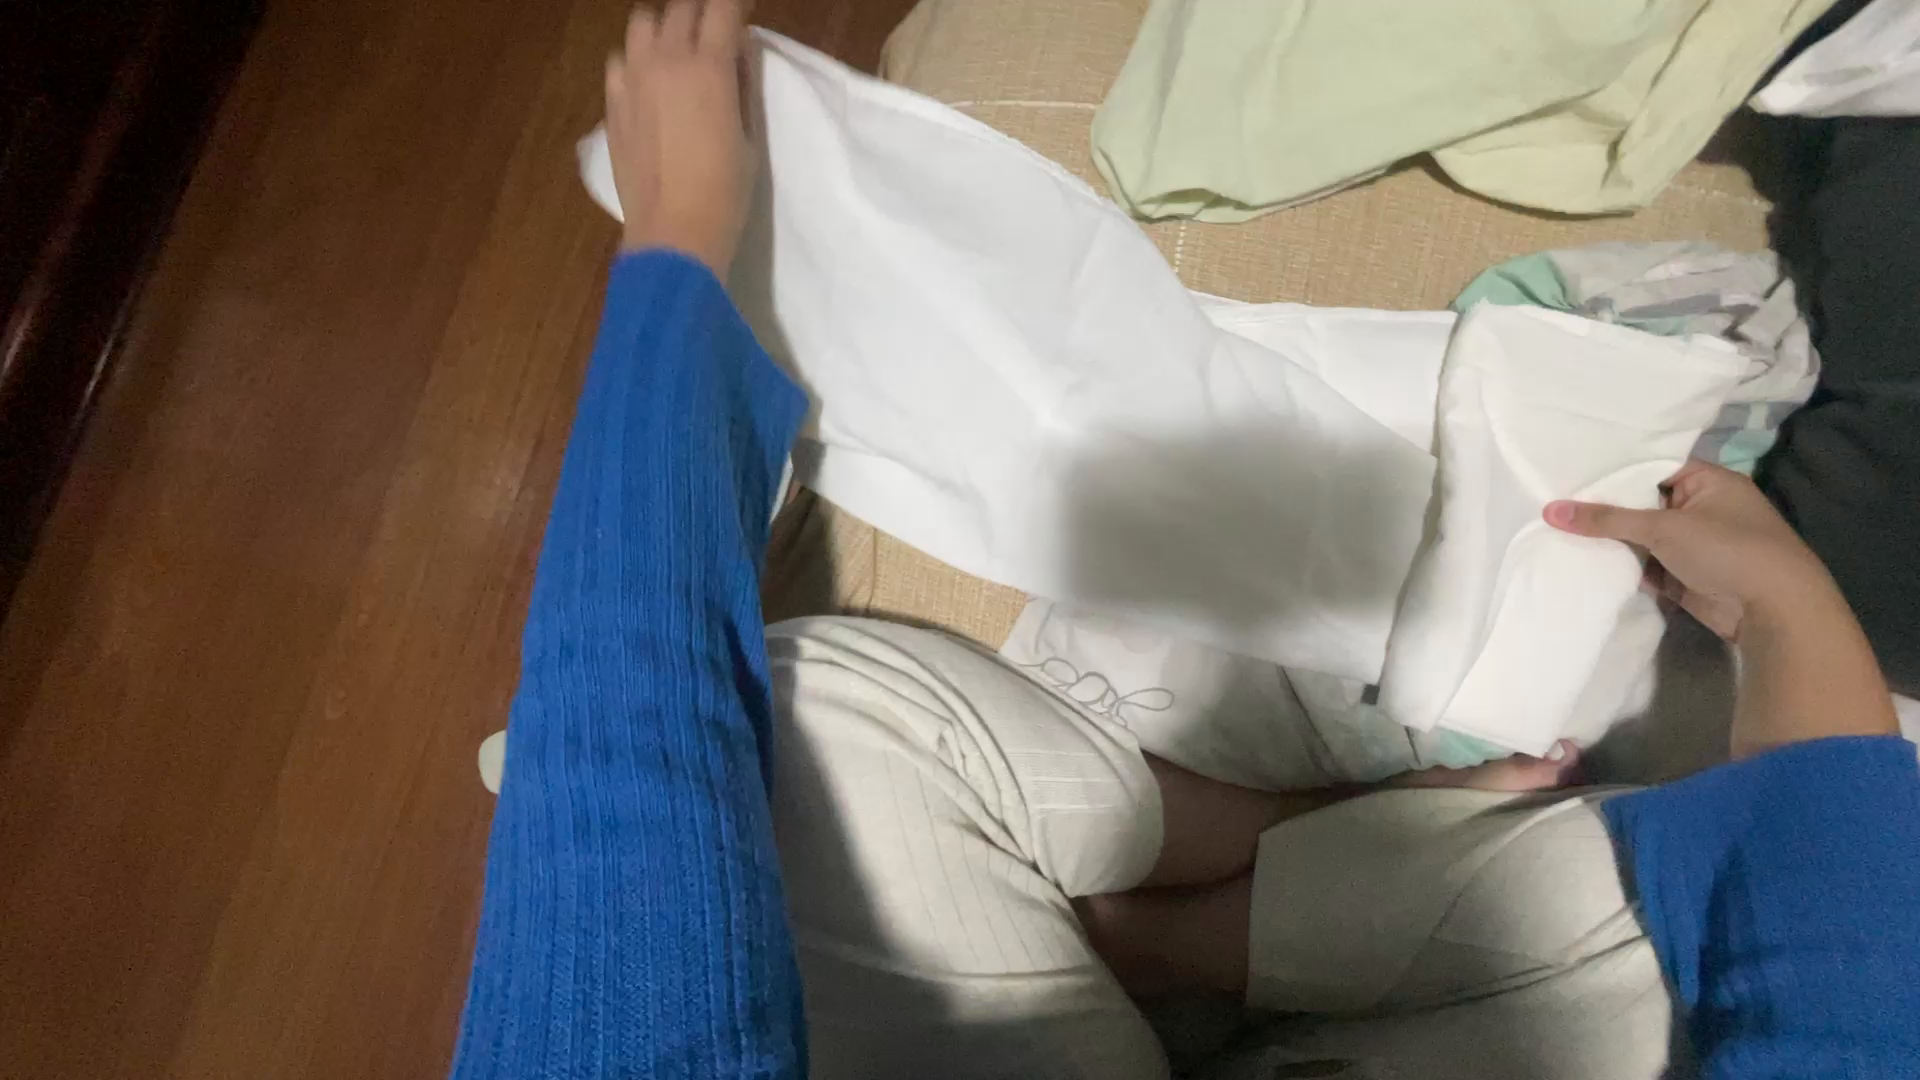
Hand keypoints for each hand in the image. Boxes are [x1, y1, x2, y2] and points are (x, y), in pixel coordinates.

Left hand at [604, 0, 752, 272]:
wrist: (674, 234)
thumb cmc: (725, 196)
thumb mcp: (750, 144)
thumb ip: (743, 90)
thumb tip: (739, 56)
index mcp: (708, 68)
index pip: (722, 10)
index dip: (737, 6)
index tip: (746, 12)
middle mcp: (665, 59)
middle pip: (681, 7)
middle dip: (703, 12)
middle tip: (718, 31)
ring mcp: (633, 78)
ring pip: (644, 22)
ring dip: (666, 25)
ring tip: (680, 48)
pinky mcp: (614, 102)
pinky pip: (622, 58)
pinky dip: (639, 57)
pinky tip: (651, 80)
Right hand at [1543, 460, 1835, 640]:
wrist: (1770, 611)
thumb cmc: (1728, 551)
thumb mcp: (1663, 528)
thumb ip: (1605, 519)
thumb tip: (1549, 510)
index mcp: (1709, 483)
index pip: (1651, 467)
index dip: (1613, 469)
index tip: (1569, 471)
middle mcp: (1699, 508)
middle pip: (1638, 501)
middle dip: (1601, 505)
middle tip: (1553, 499)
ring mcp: (1689, 541)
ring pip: (1635, 532)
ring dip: (1605, 535)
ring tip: (1556, 527)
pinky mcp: (1678, 569)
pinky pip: (1637, 559)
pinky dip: (1615, 560)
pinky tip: (1578, 554)